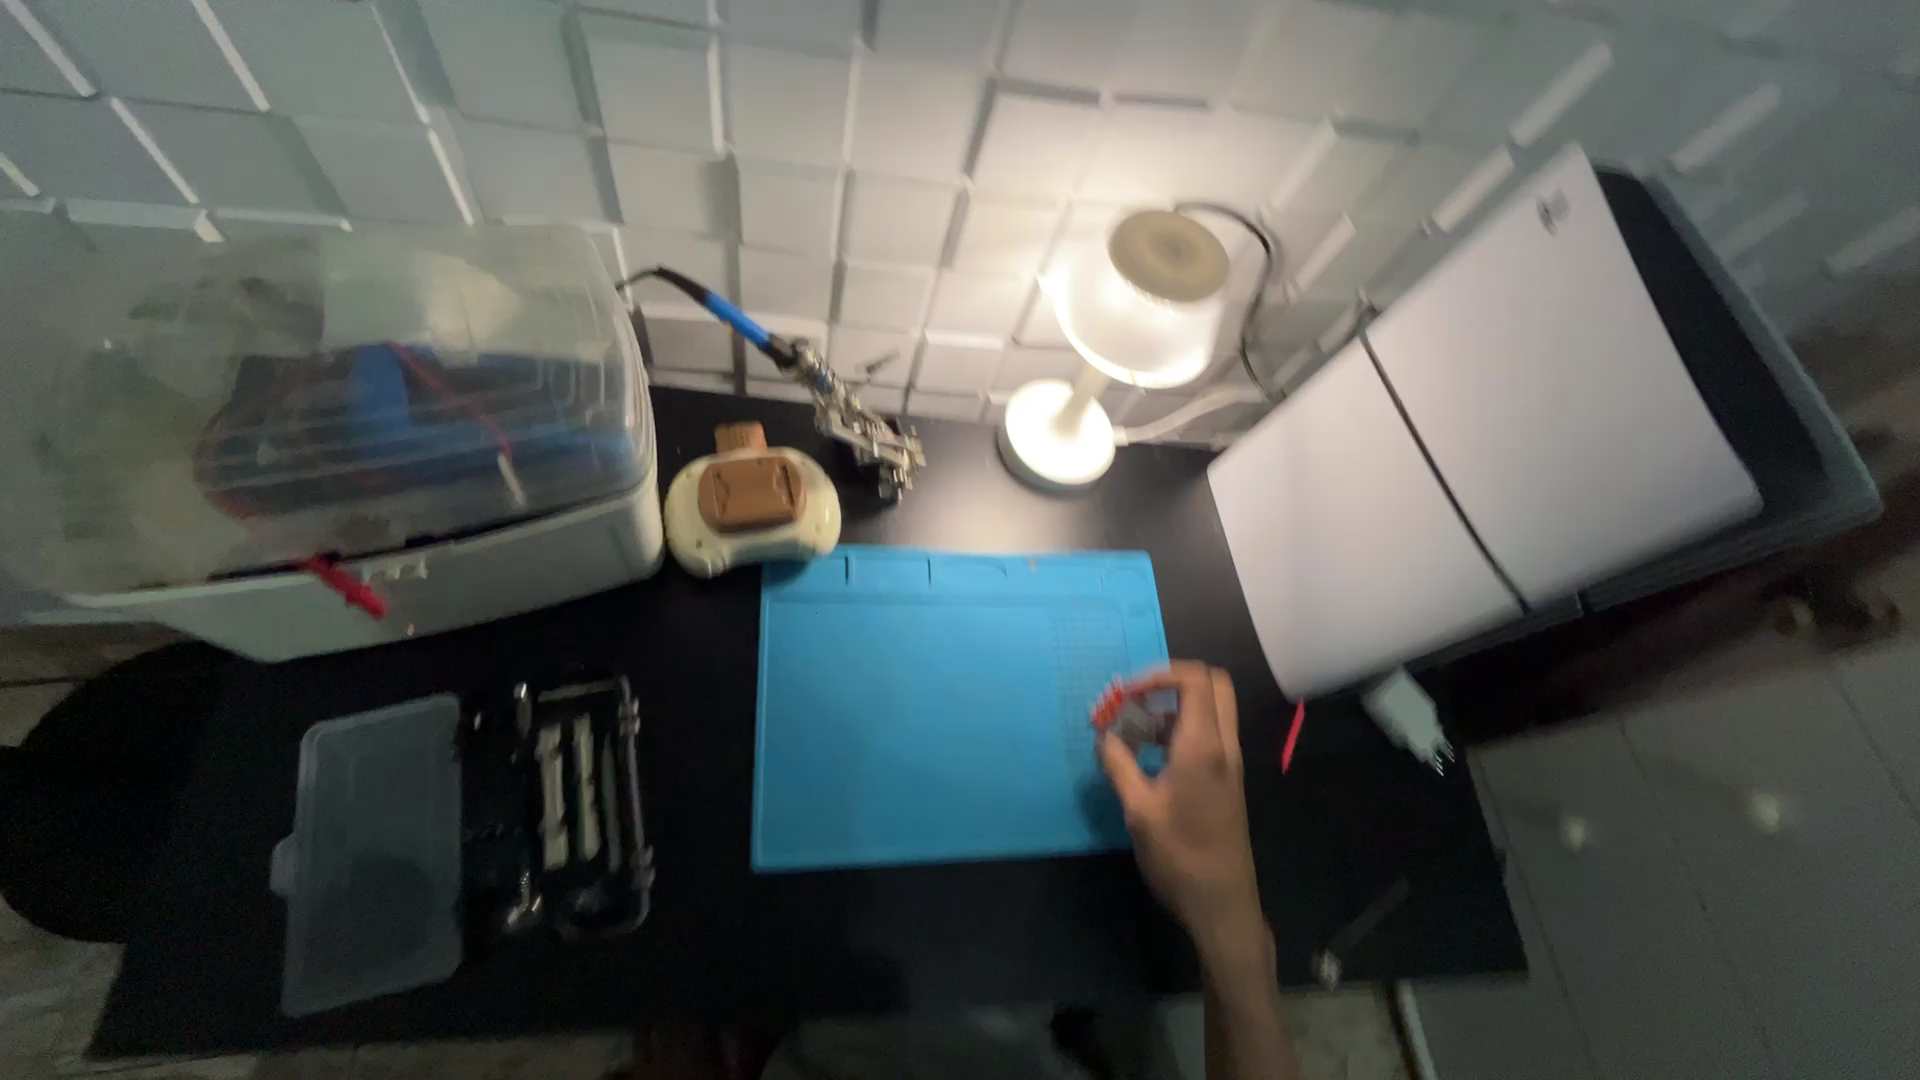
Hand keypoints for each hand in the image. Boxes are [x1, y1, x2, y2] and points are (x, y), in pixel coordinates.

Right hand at [1097, 662, 1266, 962]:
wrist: (1222, 906)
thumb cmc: (1179, 857)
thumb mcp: (1138, 810)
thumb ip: (1118, 764)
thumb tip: (1104, 734)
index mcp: (1203, 747)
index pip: (1195, 680)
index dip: (1158, 674)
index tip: (1124, 694)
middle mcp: (1223, 746)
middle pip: (1211, 684)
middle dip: (1169, 681)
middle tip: (1134, 699)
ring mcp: (1228, 763)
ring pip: (1208, 710)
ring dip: (1170, 707)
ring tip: (1130, 731)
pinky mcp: (1225, 780)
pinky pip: (1205, 734)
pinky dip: (1177, 729)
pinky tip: (1146, 755)